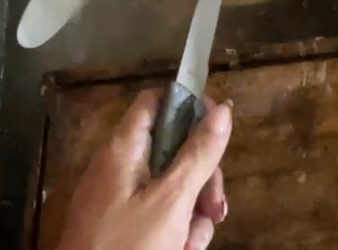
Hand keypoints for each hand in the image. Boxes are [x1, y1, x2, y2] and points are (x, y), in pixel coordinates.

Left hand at [56, 88, 231, 249]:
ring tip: (197, 242)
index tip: (218, 129)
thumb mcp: (172, 202)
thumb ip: (199, 154)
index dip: (188, 105)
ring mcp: (115, 202)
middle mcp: (117, 168)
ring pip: (168, 186)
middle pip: (170, 148)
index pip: (156, 100)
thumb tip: (222, 108)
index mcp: (123, 149)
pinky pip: (154, 216)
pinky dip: (173, 231)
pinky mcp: (116, 232)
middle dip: (200, 174)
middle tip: (217, 206)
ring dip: (192, 211)